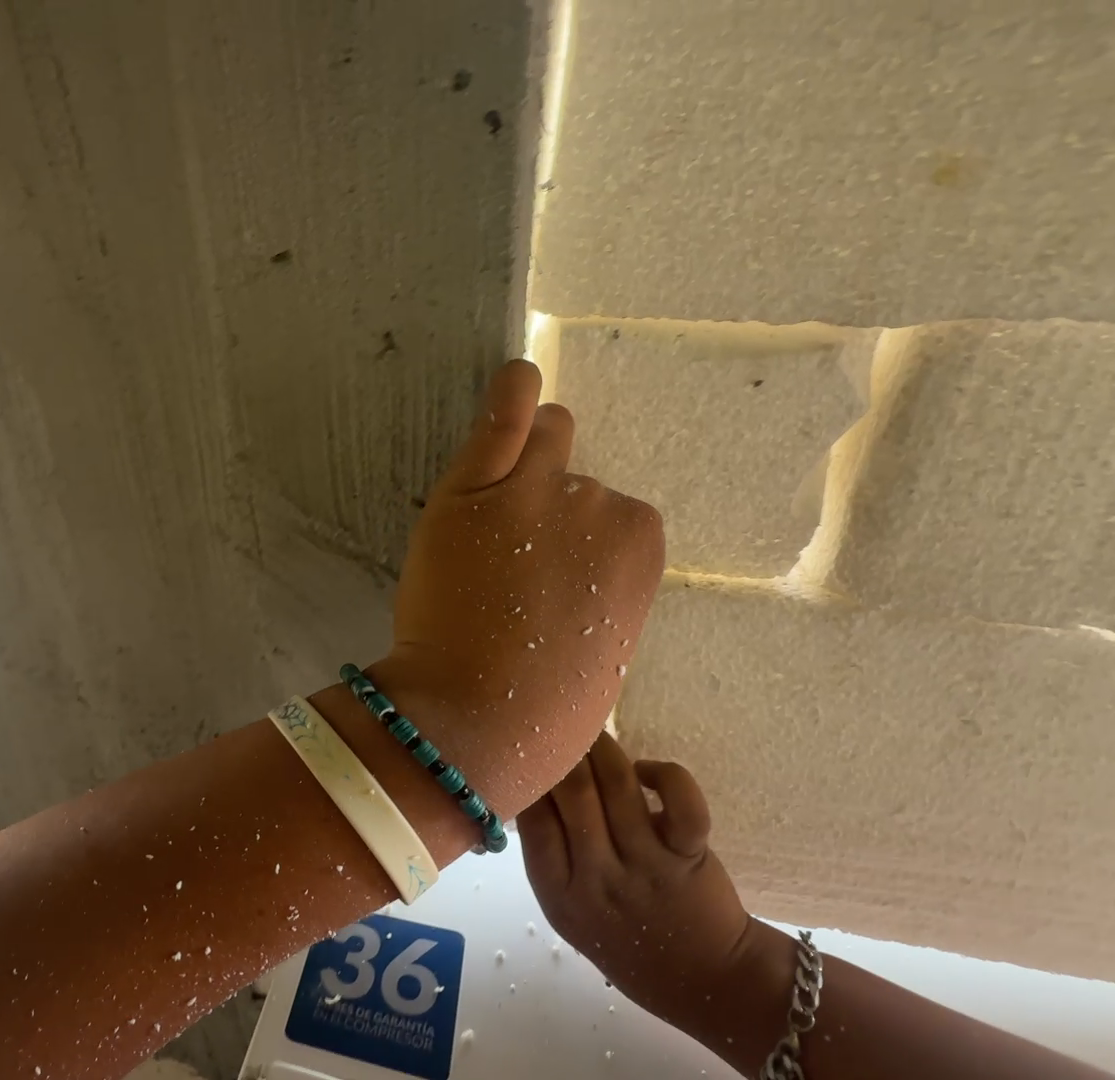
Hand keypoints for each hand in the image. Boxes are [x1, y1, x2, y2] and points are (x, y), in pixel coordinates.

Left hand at [368, 361, 663, 813]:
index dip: (573, 545)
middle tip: (514, 558)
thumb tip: (573, 563)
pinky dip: (510, 394)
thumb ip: (597, 585)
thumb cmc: (543, 703)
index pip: (608, 514)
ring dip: (525, 462)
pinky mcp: (473, 488)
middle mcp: (597, 502)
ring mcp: (533, 488)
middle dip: (547, 506)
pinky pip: (500, 418)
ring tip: (500, 504)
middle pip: (573, 477)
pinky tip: (517, 378)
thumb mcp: (600, 643)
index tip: (551, 580)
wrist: (478, 718)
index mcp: (642, 543)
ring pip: (541, 440)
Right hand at [519, 734, 757, 1030]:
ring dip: (603, 747)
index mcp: (558, 893)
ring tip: (594, 729)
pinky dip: (663, 774)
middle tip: (560, 726)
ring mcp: (646, 867)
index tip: (529, 751)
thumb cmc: (623, 939)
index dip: (529, 775)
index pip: (533, 818)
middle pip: (572, 793)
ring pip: (618, 786)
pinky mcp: (690, 856)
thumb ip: (548, 854)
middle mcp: (598, 878)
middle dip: (565, 749)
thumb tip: (534, 781)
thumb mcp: (567, 908)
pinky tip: (647, 771)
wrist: (703, 982)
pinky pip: (680, 802)